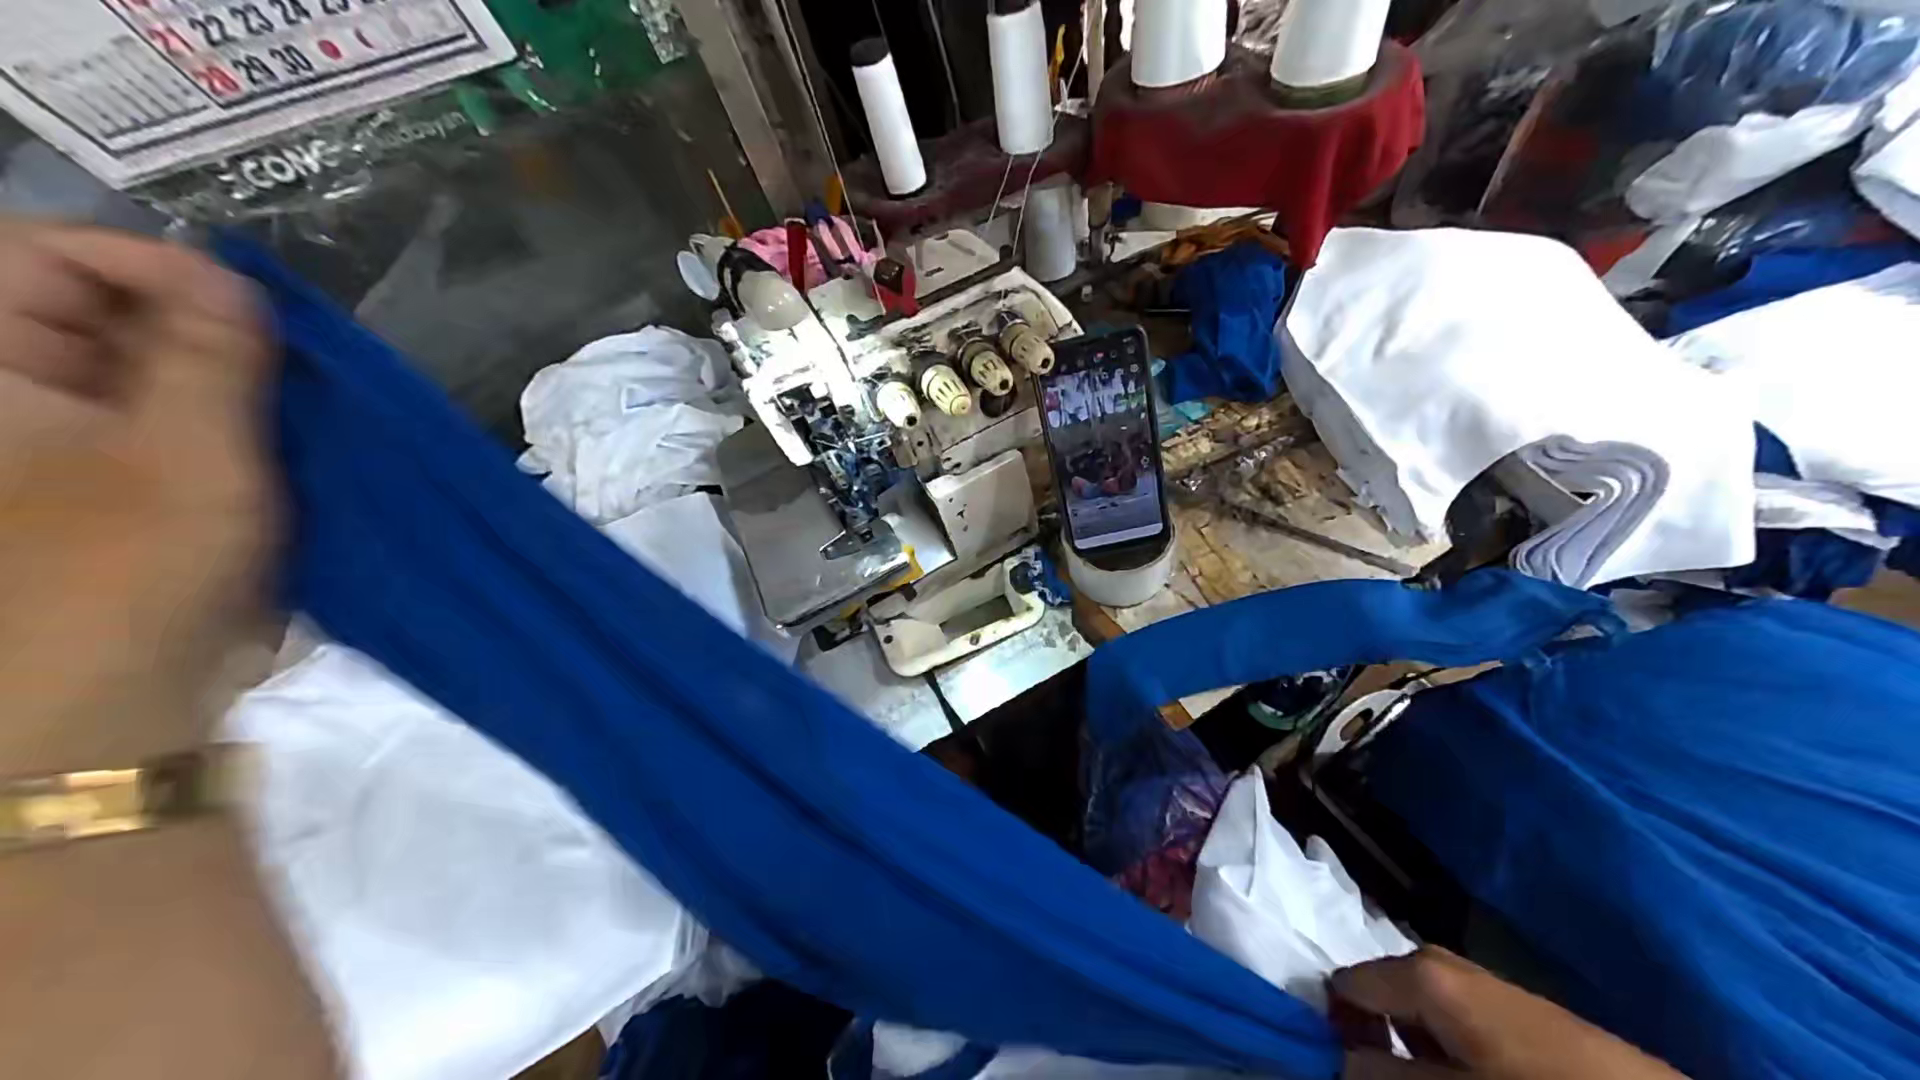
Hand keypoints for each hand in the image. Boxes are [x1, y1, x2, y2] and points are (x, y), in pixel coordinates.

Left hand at [0, 219, 272, 773]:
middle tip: (290, 369)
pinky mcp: (102, 479)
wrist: (102, 705)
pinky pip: (162, 416)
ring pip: (142, 365)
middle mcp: (2, 390)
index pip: (45, 253)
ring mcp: (50, 437)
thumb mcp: (191, 457)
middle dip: (204, 327)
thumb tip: (234, 278)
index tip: (259, 310)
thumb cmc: (131, 575)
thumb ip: (210, 356)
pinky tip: (269, 446)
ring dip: (223, 379)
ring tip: (290, 412)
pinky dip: (221, 418)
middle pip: (97, 308)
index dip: (156, 263)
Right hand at [1332, 947, 1689, 1079]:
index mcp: (1420, 973)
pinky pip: (1453, 1023)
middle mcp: (1440, 962)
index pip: (1342, 985)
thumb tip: (1339, 1062)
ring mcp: (1479, 982)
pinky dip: (1447, 1053)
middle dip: (1376, 1041)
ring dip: (1413, 1052)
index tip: (1346, 1070)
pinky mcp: (1512, 1008)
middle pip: (1378, 995)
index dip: (1334, 1028)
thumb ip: (1383, 1076)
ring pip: (1415, 1013)